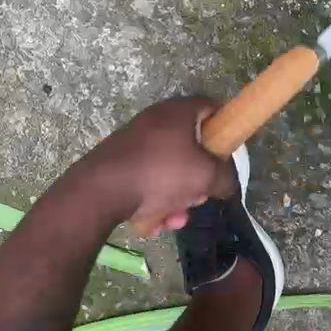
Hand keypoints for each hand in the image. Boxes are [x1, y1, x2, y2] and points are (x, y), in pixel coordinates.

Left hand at [66, 96, 236, 236]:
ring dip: (178, 195)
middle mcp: (157, 119)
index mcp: (179, 112)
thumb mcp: (206, 177)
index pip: (212, 108)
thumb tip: (227, 181)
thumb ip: (227, 177)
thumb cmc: (160, 173)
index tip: (230, 153)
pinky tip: (154, 222)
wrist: (100, 190)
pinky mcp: (120, 161)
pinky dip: (155, 199)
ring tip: (174, 218)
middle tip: (201, 194)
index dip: (226, 127)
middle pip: (191, 144)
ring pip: (169, 168)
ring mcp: (136, 140)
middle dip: (199, 176)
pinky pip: (148, 178)